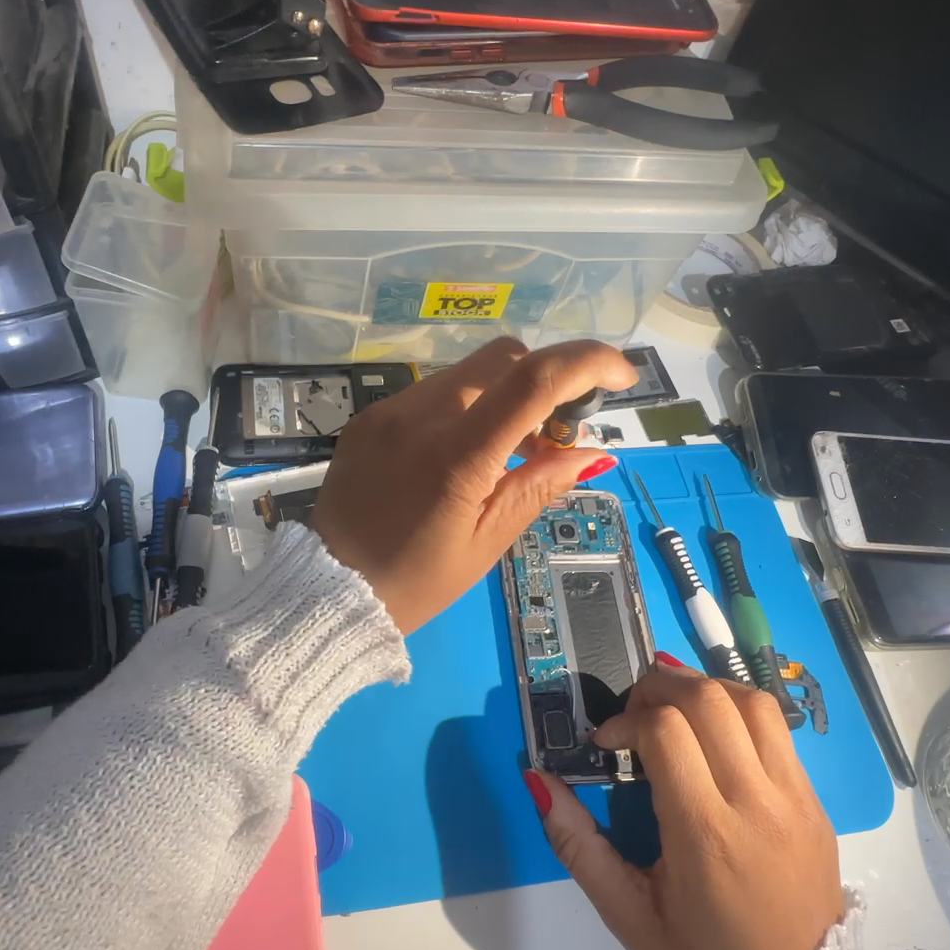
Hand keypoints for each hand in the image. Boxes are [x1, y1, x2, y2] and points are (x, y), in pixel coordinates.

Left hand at [311, 338, 636, 632]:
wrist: (327, 590)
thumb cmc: (416, 582)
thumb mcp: (487, 543)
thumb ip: (538, 485)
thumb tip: (591, 451)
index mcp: (456, 455)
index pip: (532, 380)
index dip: (587, 364)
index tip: (622, 376)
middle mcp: (419, 415)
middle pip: (502, 359)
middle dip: (545, 382)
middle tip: (555, 435)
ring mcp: (388, 410)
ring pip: (467, 372)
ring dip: (502, 396)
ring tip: (507, 453)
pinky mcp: (370, 416)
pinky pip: (431, 392)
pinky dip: (463, 408)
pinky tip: (461, 454)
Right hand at [526, 657, 842, 949]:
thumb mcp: (625, 911)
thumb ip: (576, 844)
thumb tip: (539, 779)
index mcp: (707, 835)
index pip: (666, 731)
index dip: (625, 720)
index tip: (607, 741)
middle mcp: (758, 804)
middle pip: (708, 701)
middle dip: (659, 686)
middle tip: (634, 709)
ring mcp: (795, 798)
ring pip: (750, 702)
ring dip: (703, 688)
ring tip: (673, 705)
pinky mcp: (815, 800)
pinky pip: (777, 727)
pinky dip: (736, 709)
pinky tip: (711, 728)